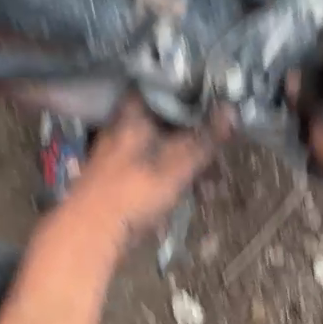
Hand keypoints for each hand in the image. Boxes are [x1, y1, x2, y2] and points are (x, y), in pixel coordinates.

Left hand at [59, 100, 216, 254]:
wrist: (90, 234)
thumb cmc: (134, 192)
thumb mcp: (178, 165)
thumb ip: (205, 139)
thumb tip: (232, 110)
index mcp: (133, 117)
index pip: (161, 90)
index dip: (187, 94)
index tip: (212, 104)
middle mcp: (121, 131)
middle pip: (164, 124)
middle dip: (194, 140)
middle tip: (218, 156)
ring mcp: (116, 158)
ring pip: (159, 151)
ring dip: (186, 166)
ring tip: (209, 188)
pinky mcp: (115, 183)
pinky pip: (150, 173)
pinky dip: (170, 182)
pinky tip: (185, 198)